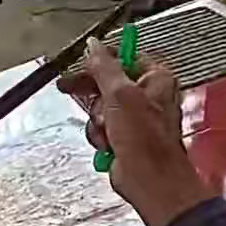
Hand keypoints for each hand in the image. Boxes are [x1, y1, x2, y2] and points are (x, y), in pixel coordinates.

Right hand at [57, 38, 216, 225]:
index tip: (82, 64)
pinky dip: (98, 135)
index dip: (100, 61)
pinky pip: (99, 126)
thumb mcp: (120, 95)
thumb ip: (104, 67)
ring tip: (107, 129)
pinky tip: (107, 144)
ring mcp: (134, 117)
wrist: (148, 179)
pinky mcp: (123, 136)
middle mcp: (147, 96)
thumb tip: (93, 46)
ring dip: (96, 120)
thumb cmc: (147, 141)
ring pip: (99, 106)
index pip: (123, 57)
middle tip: (70, 88)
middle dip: (93, 94)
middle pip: (107, 82)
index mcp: (155, 79)